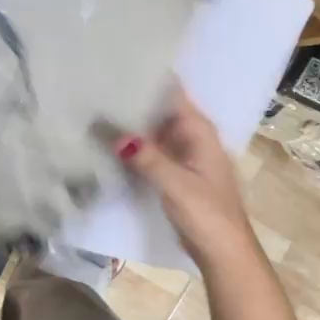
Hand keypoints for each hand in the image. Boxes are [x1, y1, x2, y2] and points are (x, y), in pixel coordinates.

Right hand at [115, 85, 254, 267]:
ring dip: (133, 127)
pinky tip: (110, 146)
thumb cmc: (207, 214)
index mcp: (200, 133)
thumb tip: (114, 133)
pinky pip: (153, 153)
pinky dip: (136, 149)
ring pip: (155, 133)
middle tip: (97, 90)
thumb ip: (146, 157)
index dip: (151, 80)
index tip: (120, 68)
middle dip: (135, 102)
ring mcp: (185, 157)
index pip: (174, 95)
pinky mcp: (176, 176)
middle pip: (162, 112)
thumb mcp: (175, 184)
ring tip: (96, 111)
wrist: (223, 252)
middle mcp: (193, 139)